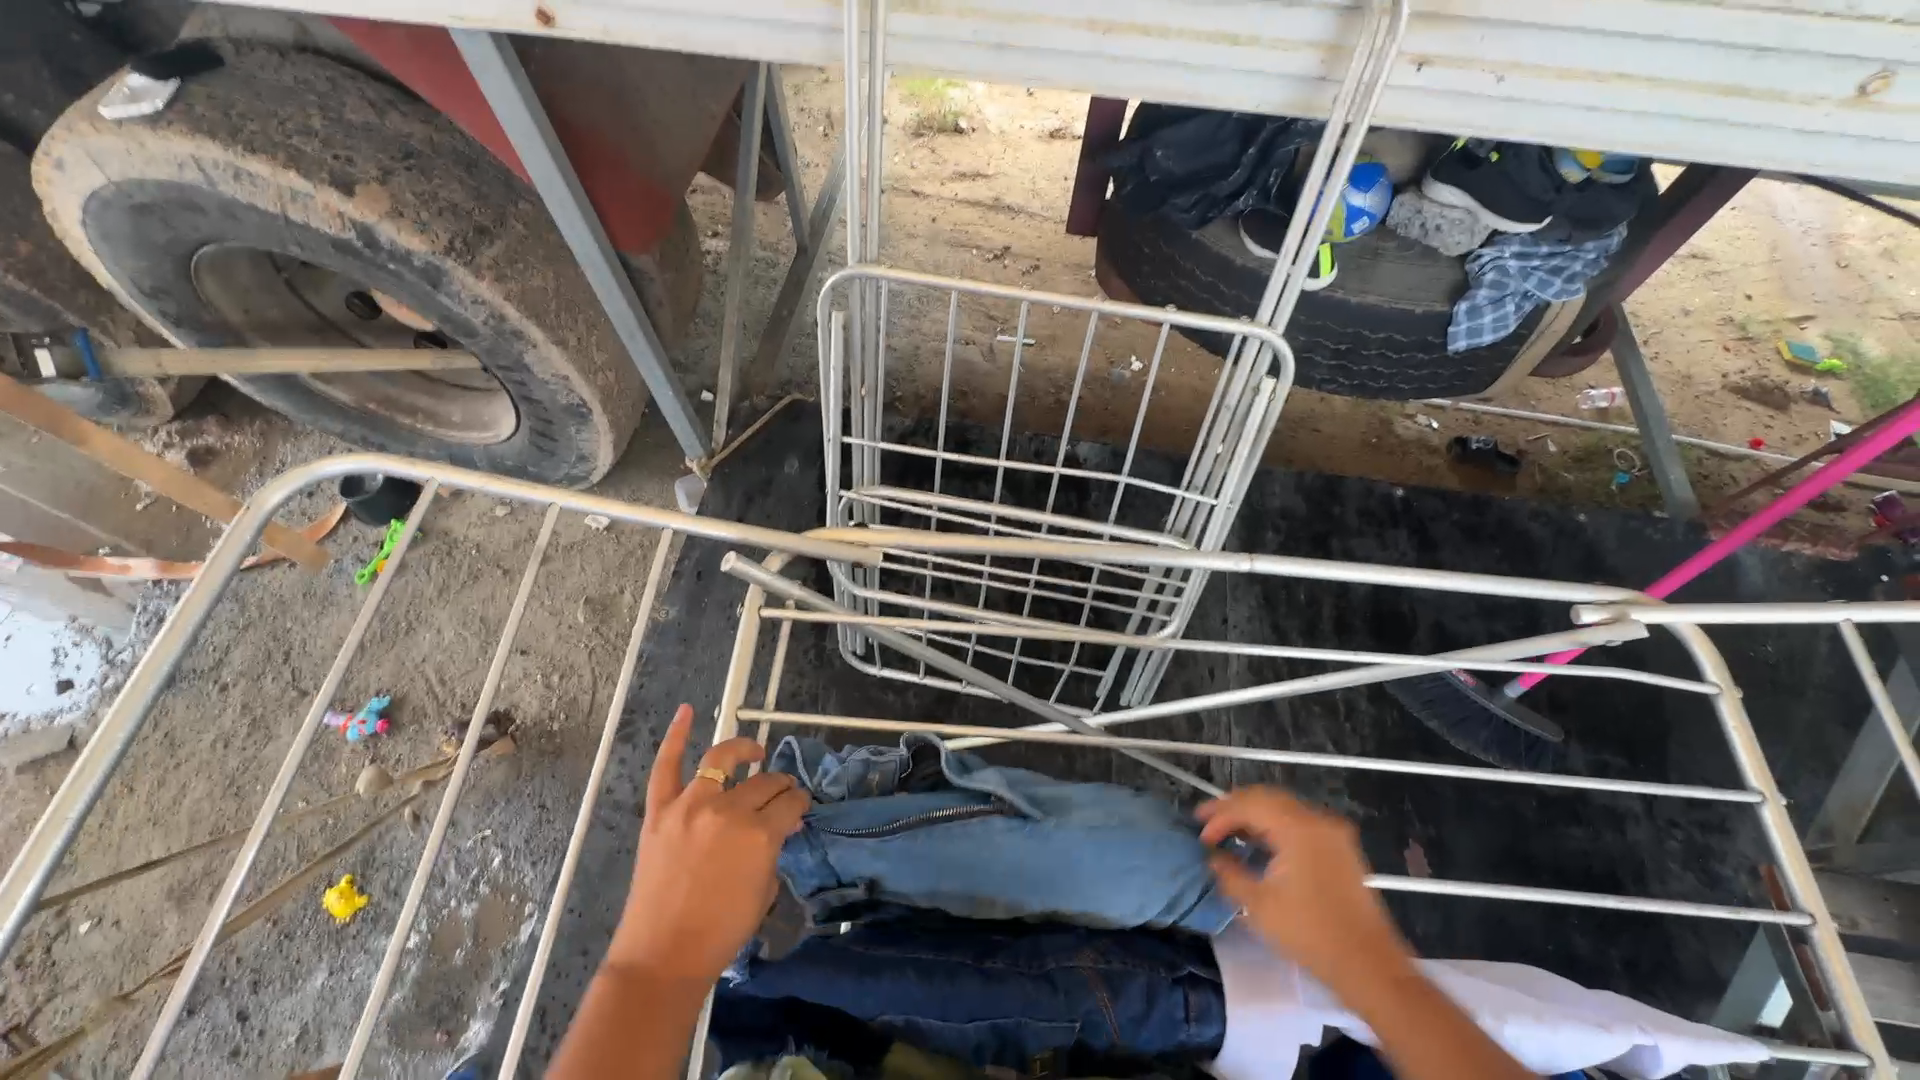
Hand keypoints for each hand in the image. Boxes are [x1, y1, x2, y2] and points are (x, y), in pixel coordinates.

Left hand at [606, 704, 809, 984]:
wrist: (663, 954)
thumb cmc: (722, 931)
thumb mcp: (764, 890)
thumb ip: (774, 850)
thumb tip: (784, 826)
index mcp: (759, 833)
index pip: (790, 803)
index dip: (800, 804)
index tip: (801, 807)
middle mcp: (727, 810)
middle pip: (764, 782)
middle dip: (780, 785)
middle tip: (783, 793)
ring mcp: (689, 806)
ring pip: (722, 759)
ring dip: (743, 750)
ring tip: (754, 752)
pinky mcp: (659, 812)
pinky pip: (666, 765)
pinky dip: (676, 736)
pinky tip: (687, 712)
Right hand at [1198, 786, 1412, 991]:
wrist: (1369, 965)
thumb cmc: (1310, 933)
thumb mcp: (1258, 905)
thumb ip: (1230, 873)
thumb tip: (1214, 857)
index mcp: (1298, 828)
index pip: (1250, 805)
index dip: (1220, 816)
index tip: (1199, 834)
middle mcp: (1318, 821)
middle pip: (1268, 798)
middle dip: (1234, 807)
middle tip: (1207, 821)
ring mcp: (1334, 833)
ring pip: (1285, 809)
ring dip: (1255, 816)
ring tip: (1228, 831)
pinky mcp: (1341, 849)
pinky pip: (1300, 824)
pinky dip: (1275, 827)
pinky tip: (1259, 844)